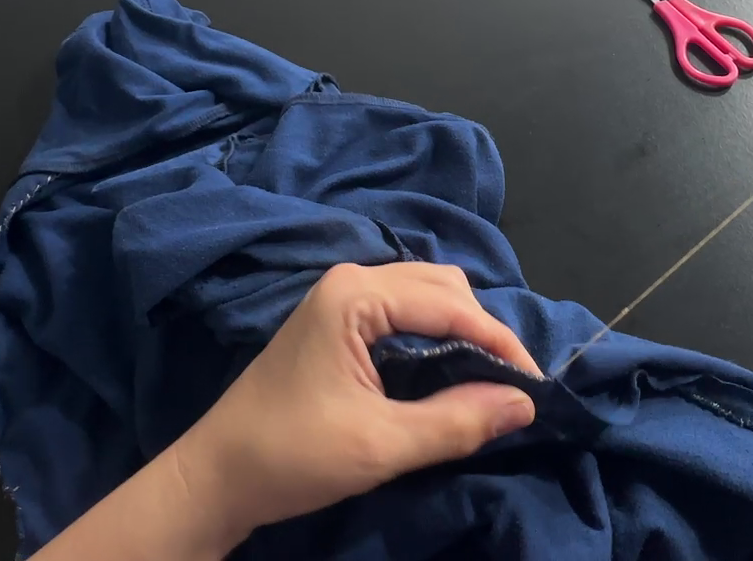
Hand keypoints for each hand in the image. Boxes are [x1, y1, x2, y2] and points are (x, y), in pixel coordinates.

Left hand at [168, 262, 539, 543]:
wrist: (217, 474)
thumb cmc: (292, 455)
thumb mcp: (380, 445)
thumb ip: (456, 420)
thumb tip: (525, 404)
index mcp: (357, 294)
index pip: (449, 304)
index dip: (498, 340)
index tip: (535, 384)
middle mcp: (353, 278)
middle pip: (442, 286)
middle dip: (483, 329)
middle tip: (512, 384)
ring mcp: (344, 294)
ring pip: (426, 293)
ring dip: (462, 328)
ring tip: (489, 376)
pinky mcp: (341, 316)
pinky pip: (406, 308)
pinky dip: (437, 332)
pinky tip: (450, 366)